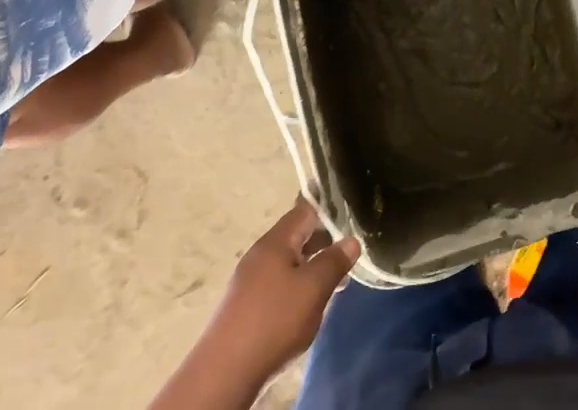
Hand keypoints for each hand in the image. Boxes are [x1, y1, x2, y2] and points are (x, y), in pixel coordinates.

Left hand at [205, 198, 360, 384]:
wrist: (226, 370)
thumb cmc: (275, 320)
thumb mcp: (313, 288)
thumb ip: (334, 261)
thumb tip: (351, 241)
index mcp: (275, 242)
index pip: (304, 210)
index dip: (327, 207)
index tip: (349, 207)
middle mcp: (260, 254)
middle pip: (296, 235)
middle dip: (324, 240)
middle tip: (351, 249)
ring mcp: (251, 279)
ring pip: (289, 261)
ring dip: (312, 265)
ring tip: (338, 277)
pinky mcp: (248, 303)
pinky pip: (279, 281)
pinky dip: (299, 283)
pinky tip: (311, 301)